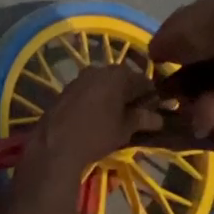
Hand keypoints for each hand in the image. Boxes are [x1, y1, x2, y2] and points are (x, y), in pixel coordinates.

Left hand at [18, 66, 163, 179]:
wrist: (55, 144)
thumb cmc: (97, 134)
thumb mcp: (125, 129)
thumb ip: (143, 119)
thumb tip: (158, 118)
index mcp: (119, 75)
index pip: (144, 82)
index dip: (151, 97)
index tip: (153, 113)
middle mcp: (100, 69)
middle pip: (124, 80)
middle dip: (131, 96)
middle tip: (136, 117)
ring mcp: (81, 77)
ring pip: (105, 84)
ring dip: (113, 97)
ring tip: (116, 118)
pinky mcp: (67, 88)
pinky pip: (90, 90)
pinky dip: (97, 99)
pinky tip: (97, 116)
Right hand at [152, 0, 213, 138]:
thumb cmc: (209, 29)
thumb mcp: (172, 39)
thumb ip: (160, 49)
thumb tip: (156, 56)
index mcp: (191, 19)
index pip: (174, 47)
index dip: (168, 71)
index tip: (163, 95)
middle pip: (198, 68)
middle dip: (190, 95)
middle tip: (186, 117)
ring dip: (209, 103)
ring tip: (203, 125)